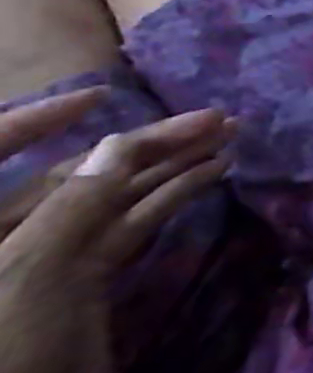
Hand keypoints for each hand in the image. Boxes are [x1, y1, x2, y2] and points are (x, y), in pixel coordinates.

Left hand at [0, 91, 234, 372]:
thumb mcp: (30, 277)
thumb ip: (74, 208)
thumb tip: (119, 142)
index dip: (35, 122)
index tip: (103, 95)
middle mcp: (0, 236)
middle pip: (71, 176)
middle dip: (144, 144)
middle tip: (216, 117)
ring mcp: (37, 257)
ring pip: (108, 197)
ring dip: (170, 166)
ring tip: (230, 137)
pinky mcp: (75, 277)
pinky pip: (125, 224)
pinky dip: (169, 197)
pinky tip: (212, 174)